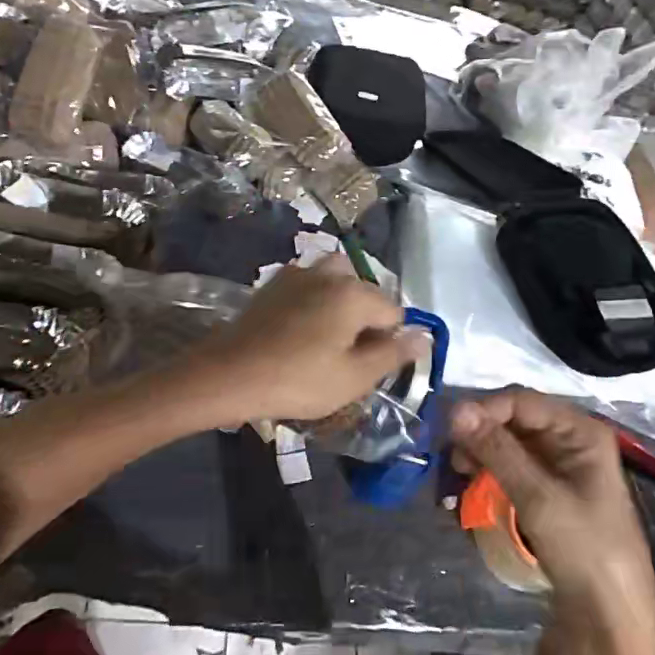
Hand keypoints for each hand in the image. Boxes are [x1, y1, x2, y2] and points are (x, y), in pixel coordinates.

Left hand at [193, 255, 426, 423]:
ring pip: (337, 279)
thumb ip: (393, 354)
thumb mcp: (354, 377)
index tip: (366, 367)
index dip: (388, 342)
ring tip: (329, 336)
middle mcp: (331, 274)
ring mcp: (299, 274)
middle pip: (366, 292)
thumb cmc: (298, 381)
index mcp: (355, 294)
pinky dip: (315, 298)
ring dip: (342, 302)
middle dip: (366, 320)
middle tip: (347, 357)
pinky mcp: (274, 284)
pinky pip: (309, 283)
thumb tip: (425, 336)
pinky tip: (301, 329)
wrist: (229, 375)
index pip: (393, 313)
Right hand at [450, 389, 654, 654]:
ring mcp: (558, 467)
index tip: (449, 430)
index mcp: (581, 431)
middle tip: (452, 459)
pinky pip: (509, 470)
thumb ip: (497, 450)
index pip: (523, 402)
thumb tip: (455, 409)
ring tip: (458, 477)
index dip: (485, 409)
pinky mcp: (546, 493)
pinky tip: (468, 490)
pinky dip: (487, 476)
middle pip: (513, 421)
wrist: (608, 616)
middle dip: (480, 435)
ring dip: (480, 456)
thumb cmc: (584, 548)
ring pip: (507, 446)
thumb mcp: (538, 496)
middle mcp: (570, 441)